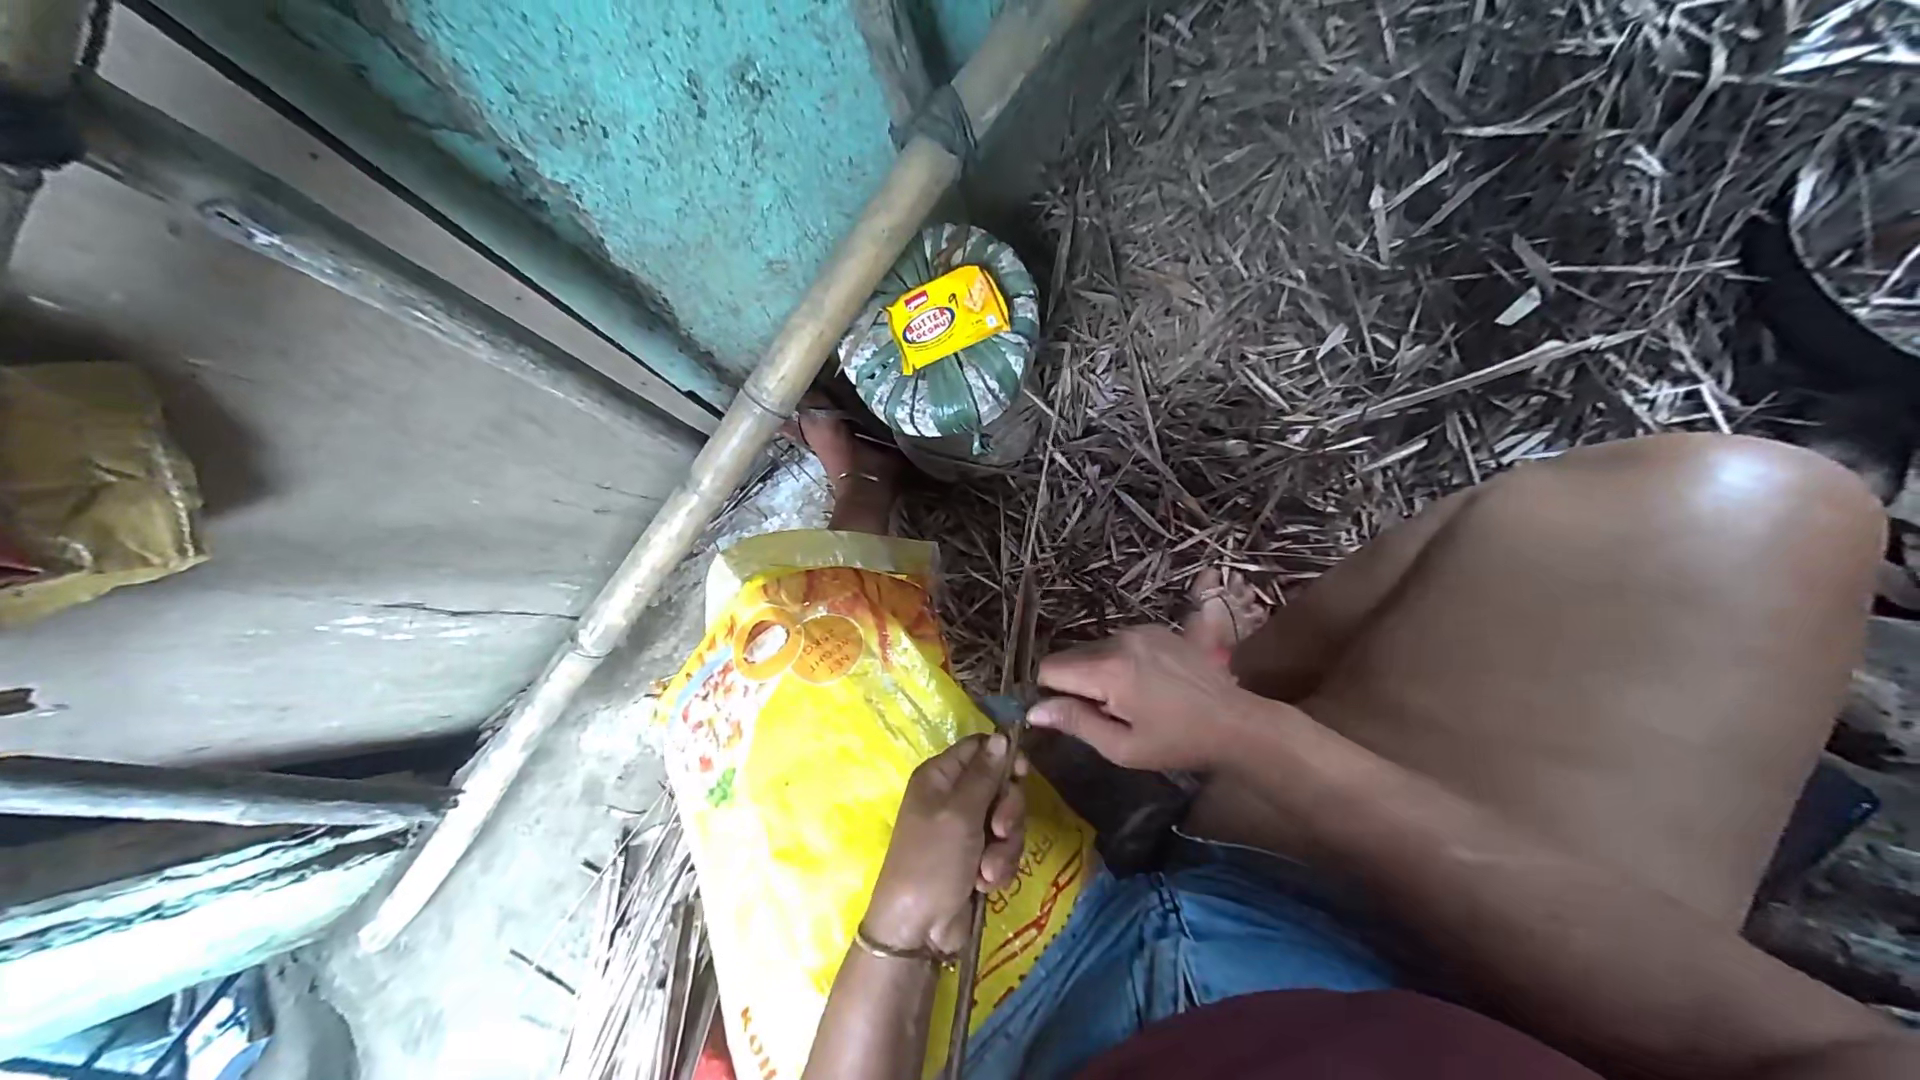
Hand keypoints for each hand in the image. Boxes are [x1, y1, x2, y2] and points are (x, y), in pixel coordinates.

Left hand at [864, 733, 1026, 956]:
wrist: (918, 929)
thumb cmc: (931, 861)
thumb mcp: (959, 813)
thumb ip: (984, 774)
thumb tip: (1003, 735)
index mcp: (940, 776)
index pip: (980, 748)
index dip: (1004, 756)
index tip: (1022, 773)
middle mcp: (953, 797)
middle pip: (1000, 784)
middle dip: (1007, 810)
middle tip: (999, 830)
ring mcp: (966, 828)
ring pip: (1007, 819)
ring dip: (1004, 846)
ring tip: (986, 870)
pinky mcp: (978, 857)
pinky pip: (1004, 848)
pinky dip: (999, 866)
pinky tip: (985, 883)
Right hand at [1029, 625, 1273, 770]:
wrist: (1235, 721)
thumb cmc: (1178, 742)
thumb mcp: (1122, 747)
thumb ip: (1075, 723)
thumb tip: (1034, 710)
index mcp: (1108, 669)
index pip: (1049, 668)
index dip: (1048, 691)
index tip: (1065, 713)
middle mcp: (1118, 639)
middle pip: (1070, 656)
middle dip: (1074, 684)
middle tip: (1103, 714)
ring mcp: (1139, 630)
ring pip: (1093, 649)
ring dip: (1096, 672)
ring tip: (1128, 700)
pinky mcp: (1155, 628)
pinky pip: (1117, 643)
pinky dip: (1118, 661)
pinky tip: (1144, 684)